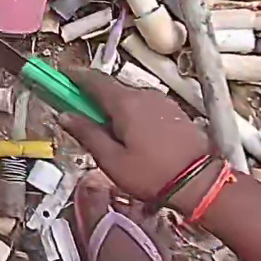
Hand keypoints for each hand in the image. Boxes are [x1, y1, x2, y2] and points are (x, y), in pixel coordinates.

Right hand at [56, 67, 212, 202]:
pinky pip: (143, 105)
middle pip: (110, 87)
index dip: (73, 76)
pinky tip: (127, 133)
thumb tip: (65, 116)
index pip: (93, 80)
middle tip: (75, 110)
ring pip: (127, 97)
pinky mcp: (173, 112)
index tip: (59, 77)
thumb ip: (87, 134)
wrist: (201, 184)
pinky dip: (129, 111)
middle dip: (90, 95)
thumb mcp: (111, 160)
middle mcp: (144, 95)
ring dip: (110, 105)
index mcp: (125, 103)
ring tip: (103, 129)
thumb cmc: (153, 175)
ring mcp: (161, 102)